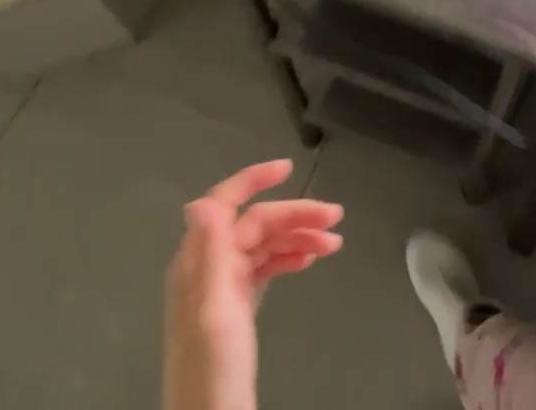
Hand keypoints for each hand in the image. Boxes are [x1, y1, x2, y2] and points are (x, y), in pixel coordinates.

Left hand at [165, 160, 343, 409]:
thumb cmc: (214, 368)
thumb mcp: (215, 311)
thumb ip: (211, 254)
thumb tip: (204, 201)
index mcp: (198, 262)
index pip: (224, 204)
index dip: (254, 180)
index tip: (289, 167)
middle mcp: (207, 268)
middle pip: (254, 224)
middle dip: (294, 215)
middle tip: (336, 219)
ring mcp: (222, 288)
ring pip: (262, 245)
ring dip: (297, 236)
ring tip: (334, 243)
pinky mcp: (237, 308)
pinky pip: (264, 268)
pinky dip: (288, 257)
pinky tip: (309, 260)